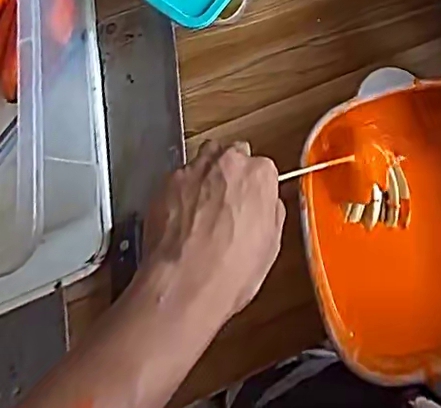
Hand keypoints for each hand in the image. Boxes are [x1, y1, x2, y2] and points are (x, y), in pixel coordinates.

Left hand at [137, 140, 285, 328]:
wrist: (184, 286)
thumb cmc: (229, 271)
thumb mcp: (270, 246)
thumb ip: (271, 212)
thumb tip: (268, 207)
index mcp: (259, 174)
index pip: (262, 168)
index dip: (256, 188)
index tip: (251, 203)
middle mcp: (228, 163)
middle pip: (233, 154)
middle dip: (231, 172)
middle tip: (227, 202)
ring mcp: (196, 169)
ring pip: (204, 158)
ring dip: (206, 174)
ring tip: (203, 206)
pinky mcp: (168, 182)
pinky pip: (179, 179)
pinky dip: (181, 192)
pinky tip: (181, 218)